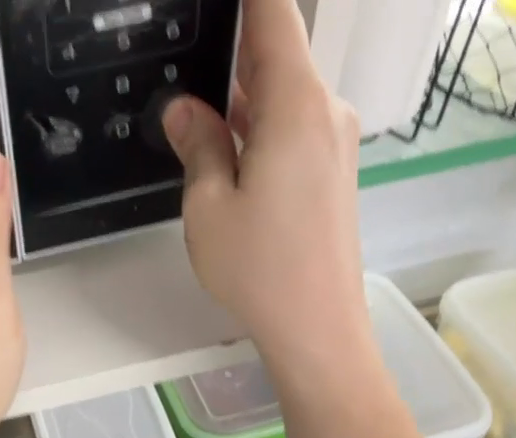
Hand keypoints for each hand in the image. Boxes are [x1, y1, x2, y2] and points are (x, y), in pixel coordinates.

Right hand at [159, 0, 364, 356]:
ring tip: (191, 115)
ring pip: (282, 95)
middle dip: (229, 54)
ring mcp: (334, 141)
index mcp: (296, 104)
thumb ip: (198, 145)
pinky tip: (223, 151)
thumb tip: (184, 109)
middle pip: (277, 54)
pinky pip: (292, 126)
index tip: (211, 3)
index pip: (274, 12)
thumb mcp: (208, 206)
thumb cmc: (260, 269)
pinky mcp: (332, 170)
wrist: (317, 327)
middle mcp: (325, 110)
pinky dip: (258, 126)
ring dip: (240, 98)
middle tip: (182, 61)